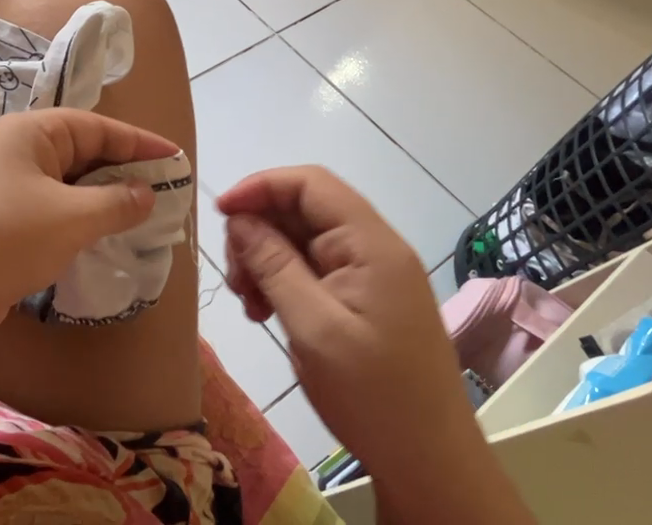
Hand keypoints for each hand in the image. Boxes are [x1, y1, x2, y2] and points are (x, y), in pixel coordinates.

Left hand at [0, 109, 174, 340]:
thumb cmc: (8, 238)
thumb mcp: (72, 217)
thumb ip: (117, 202)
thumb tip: (147, 193)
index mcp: (30, 132)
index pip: (95, 126)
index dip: (138, 142)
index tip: (175, 158)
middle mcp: (18, 150)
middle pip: (83, 150)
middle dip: (124, 170)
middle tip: (168, 190)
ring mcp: (9, 184)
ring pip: (70, 181)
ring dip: (106, 196)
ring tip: (147, 213)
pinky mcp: (6, 216)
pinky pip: (56, 206)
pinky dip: (84, 216)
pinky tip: (109, 234)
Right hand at [216, 166, 471, 475]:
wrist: (431, 467)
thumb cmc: (374, 396)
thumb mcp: (313, 328)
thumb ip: (273, 265)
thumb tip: (238, 219)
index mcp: (371, 246)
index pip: (310, 183)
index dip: (260, 187)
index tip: (220, 215)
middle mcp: (374, 250)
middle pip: (302, 209)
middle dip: (258, 231)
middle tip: (235, 278)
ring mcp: (370, 276)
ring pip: (301, 240)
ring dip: (264, 259)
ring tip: (249, 303)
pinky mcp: (363, 300)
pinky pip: (311, 270)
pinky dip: (280, 282)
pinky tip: (265, 313)